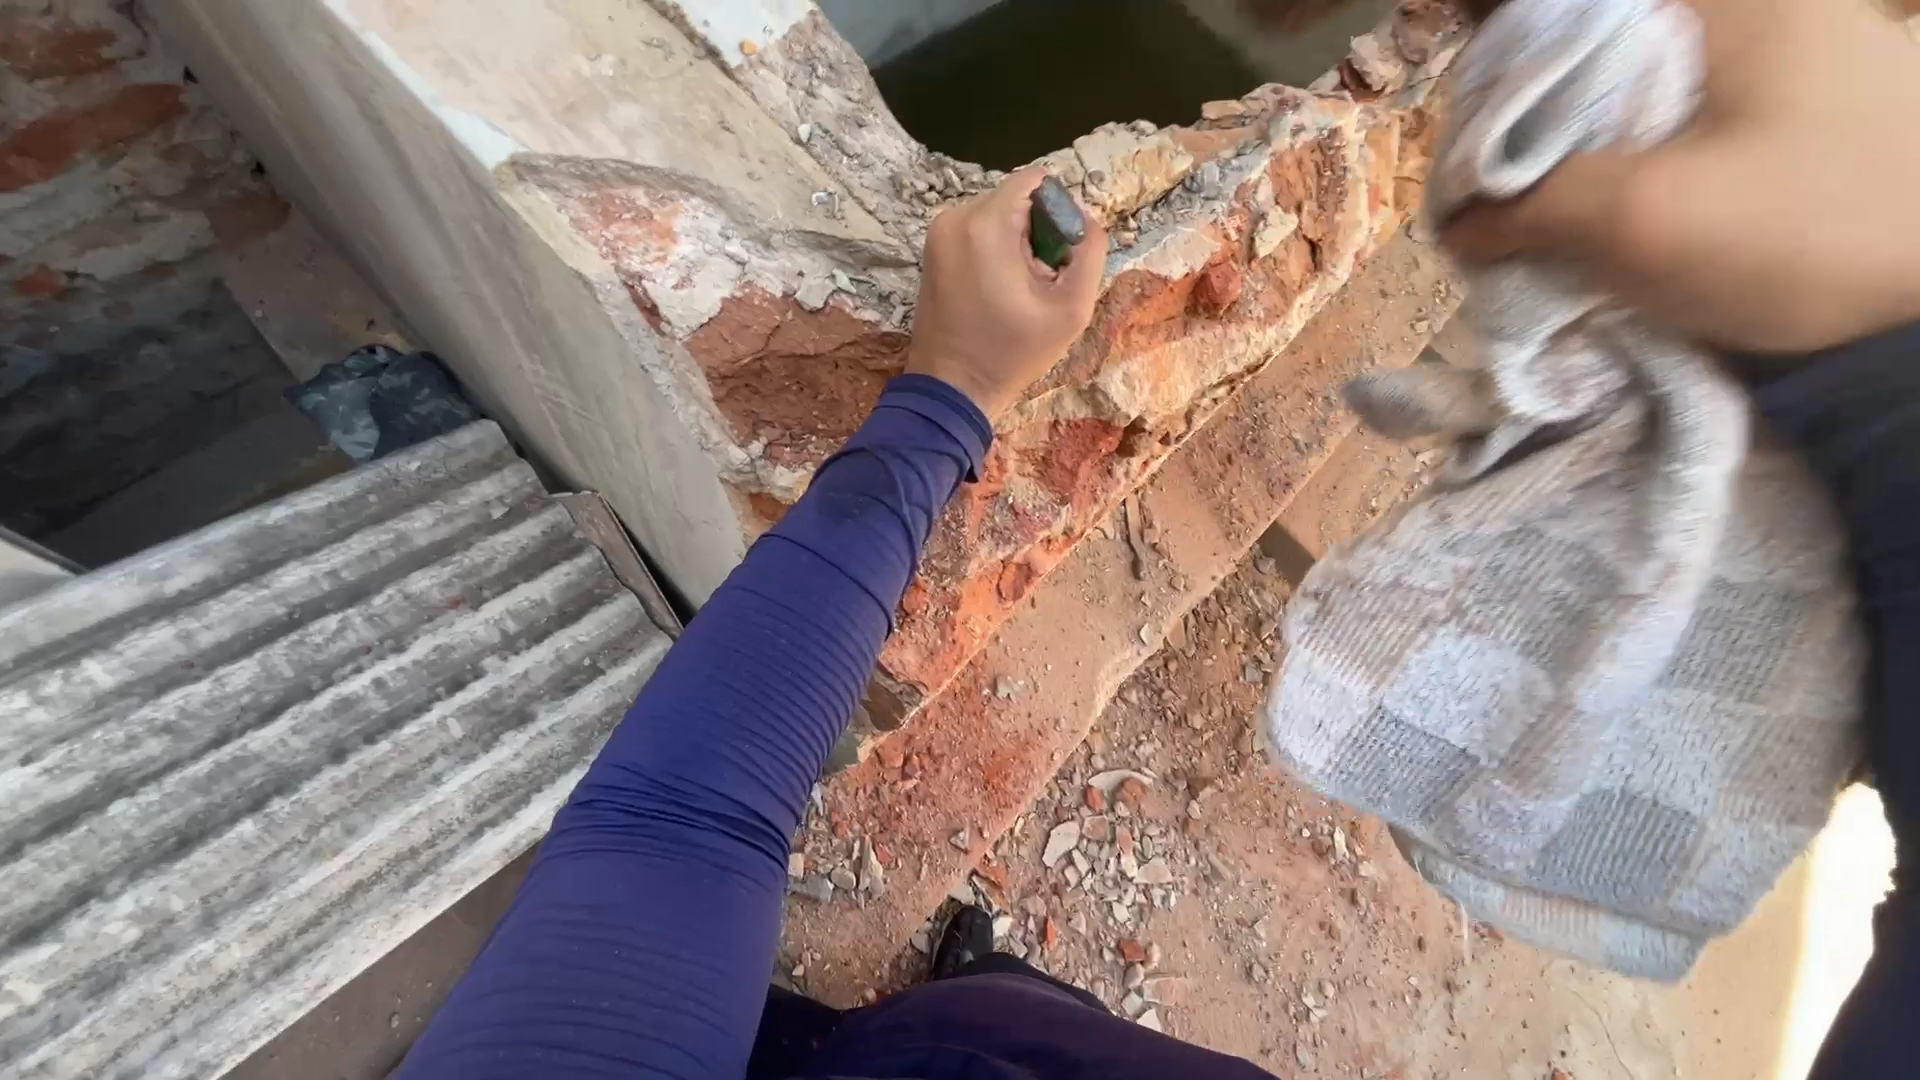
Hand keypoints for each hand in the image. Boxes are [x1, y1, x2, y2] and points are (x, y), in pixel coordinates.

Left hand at [906, 167, 1108, 417]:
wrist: (951, 391)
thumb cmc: (1011, 354)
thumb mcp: (1071, 309)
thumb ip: (1090, 251)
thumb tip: (1084, 218)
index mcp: (984, 223)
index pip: (1037, 181)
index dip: (1059, 214)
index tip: (1057, 259)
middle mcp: (954, 217)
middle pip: (1016, 200)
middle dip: (1036, 234)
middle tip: (1037, 284)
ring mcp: (937, 234)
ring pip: (996, 218)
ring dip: (1015, 247)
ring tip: (1015, 293)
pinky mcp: (931, 252)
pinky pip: (975, 235)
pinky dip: (993, 255)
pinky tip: (995, 293)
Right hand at [1444, 0, 1919, 352]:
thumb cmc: (1801, 232)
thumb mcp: (1638, 216)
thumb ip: (1525, 207)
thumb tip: (1455, 225)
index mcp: (1725, 7)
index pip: (1562, 21)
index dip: (1496, 80)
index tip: (1463, 155)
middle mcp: (1743, 19)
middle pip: (1579, 61)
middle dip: (1517, 132)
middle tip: (1480, 200)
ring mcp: (1759, 69)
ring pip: (1605, 104)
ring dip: (1553, 164)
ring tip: (1516, 221)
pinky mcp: (1762, 122)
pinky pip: (1643, 136)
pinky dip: (1595, 178)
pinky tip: (1575, 222)